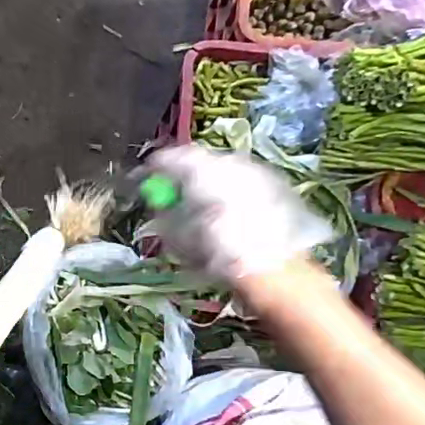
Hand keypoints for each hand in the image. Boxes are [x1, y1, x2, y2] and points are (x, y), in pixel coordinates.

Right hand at [145, 145, 333, 281]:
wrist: (272, 267)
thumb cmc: (217, 254)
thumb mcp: (178, 237)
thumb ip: (165, 213)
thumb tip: (160, 202)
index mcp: (201, 171)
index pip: (171, 157)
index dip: (157, 167)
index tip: (149, 177)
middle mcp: (229, 162)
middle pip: (199, 161)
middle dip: (185, 175)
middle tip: (176, 193)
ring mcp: (255, 170)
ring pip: (223, 170)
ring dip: (211, 183)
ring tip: (206, 207)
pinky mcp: (275, 182)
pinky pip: (244, 180)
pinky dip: (232, 191)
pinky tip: (233, 214)